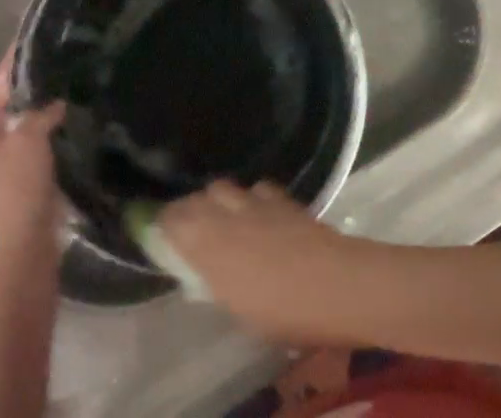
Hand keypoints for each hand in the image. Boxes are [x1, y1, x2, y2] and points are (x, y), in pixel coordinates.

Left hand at [0, 59, 66, 273]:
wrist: (23, 258)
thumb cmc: (17, 195)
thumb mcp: (27, 144)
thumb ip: (38, 116)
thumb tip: (53, 100)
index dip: (10, 64)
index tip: (33, 39)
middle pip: (12, 109)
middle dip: (33, 87)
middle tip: (64, 62)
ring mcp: (13, 172)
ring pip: (31, 132)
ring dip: (48, 113)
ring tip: (77, 88)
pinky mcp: (34, 190)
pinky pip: (46, 154)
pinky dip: (60, 139)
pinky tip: (81, 129)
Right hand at [158, 180, 362, 342]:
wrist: (337, 286)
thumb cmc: (285, 313)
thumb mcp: (241, 313)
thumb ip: (219, 286)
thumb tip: (208, 278)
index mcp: (206, 247)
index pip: (171, 221)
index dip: (164, 225)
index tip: (163, 235)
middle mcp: (224, 217)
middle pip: (194, 199)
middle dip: (188, 209)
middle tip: (192, 227)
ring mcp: (254, 204)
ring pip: (223, 187)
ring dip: (218, 199)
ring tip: (224, 215)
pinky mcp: (282, 199)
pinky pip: (257, 188)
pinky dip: (253, 197)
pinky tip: (261, 211)